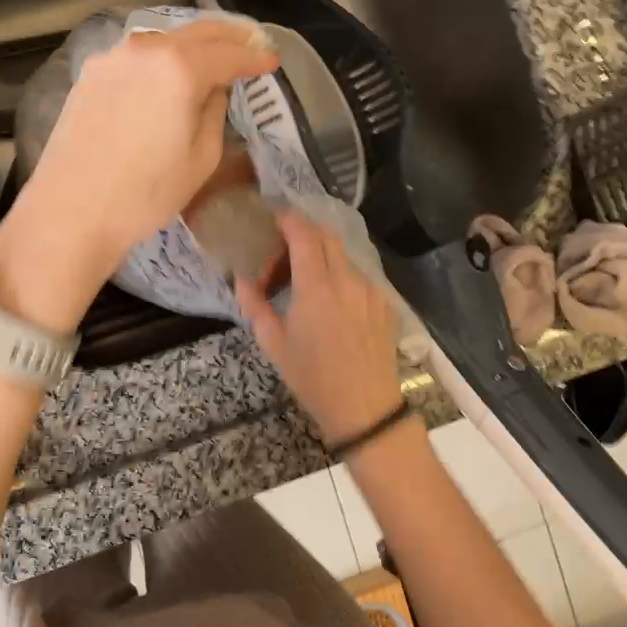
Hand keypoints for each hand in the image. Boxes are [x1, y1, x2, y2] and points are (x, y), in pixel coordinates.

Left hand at [0, 19, 279, 332]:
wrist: (71, 214)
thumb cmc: (145, 195)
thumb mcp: (201, 159)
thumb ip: (214, 112)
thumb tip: (212, 90)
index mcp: (180, 67)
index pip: (230, 53)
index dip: (255, 57)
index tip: (272, 61)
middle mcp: (144, 49)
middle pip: (196, 33)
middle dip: (228, 38)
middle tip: (251, 45)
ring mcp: (111, 59)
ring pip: (163, 40)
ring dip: (192, 44)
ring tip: (212, 57)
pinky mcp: (89, 76)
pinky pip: (136, 57)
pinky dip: (159, 59)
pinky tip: (167, 74)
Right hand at [236, 211, 402, 442]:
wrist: (364, 408)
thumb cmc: (313, 378)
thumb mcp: (274, 344)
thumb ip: (254, 305)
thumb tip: (241, 279)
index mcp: (317, 288)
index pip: (304, 234)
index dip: (288, 219)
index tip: (273, 218)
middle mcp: (348, 280)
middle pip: (327, 236)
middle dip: (304, 231)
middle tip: (283, 247)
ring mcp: (371, 290)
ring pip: (344, 256)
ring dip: (322, 256)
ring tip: (305, 279)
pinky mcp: (385, 303)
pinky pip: (359, 277)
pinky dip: (340, 276)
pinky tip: (330, 302)